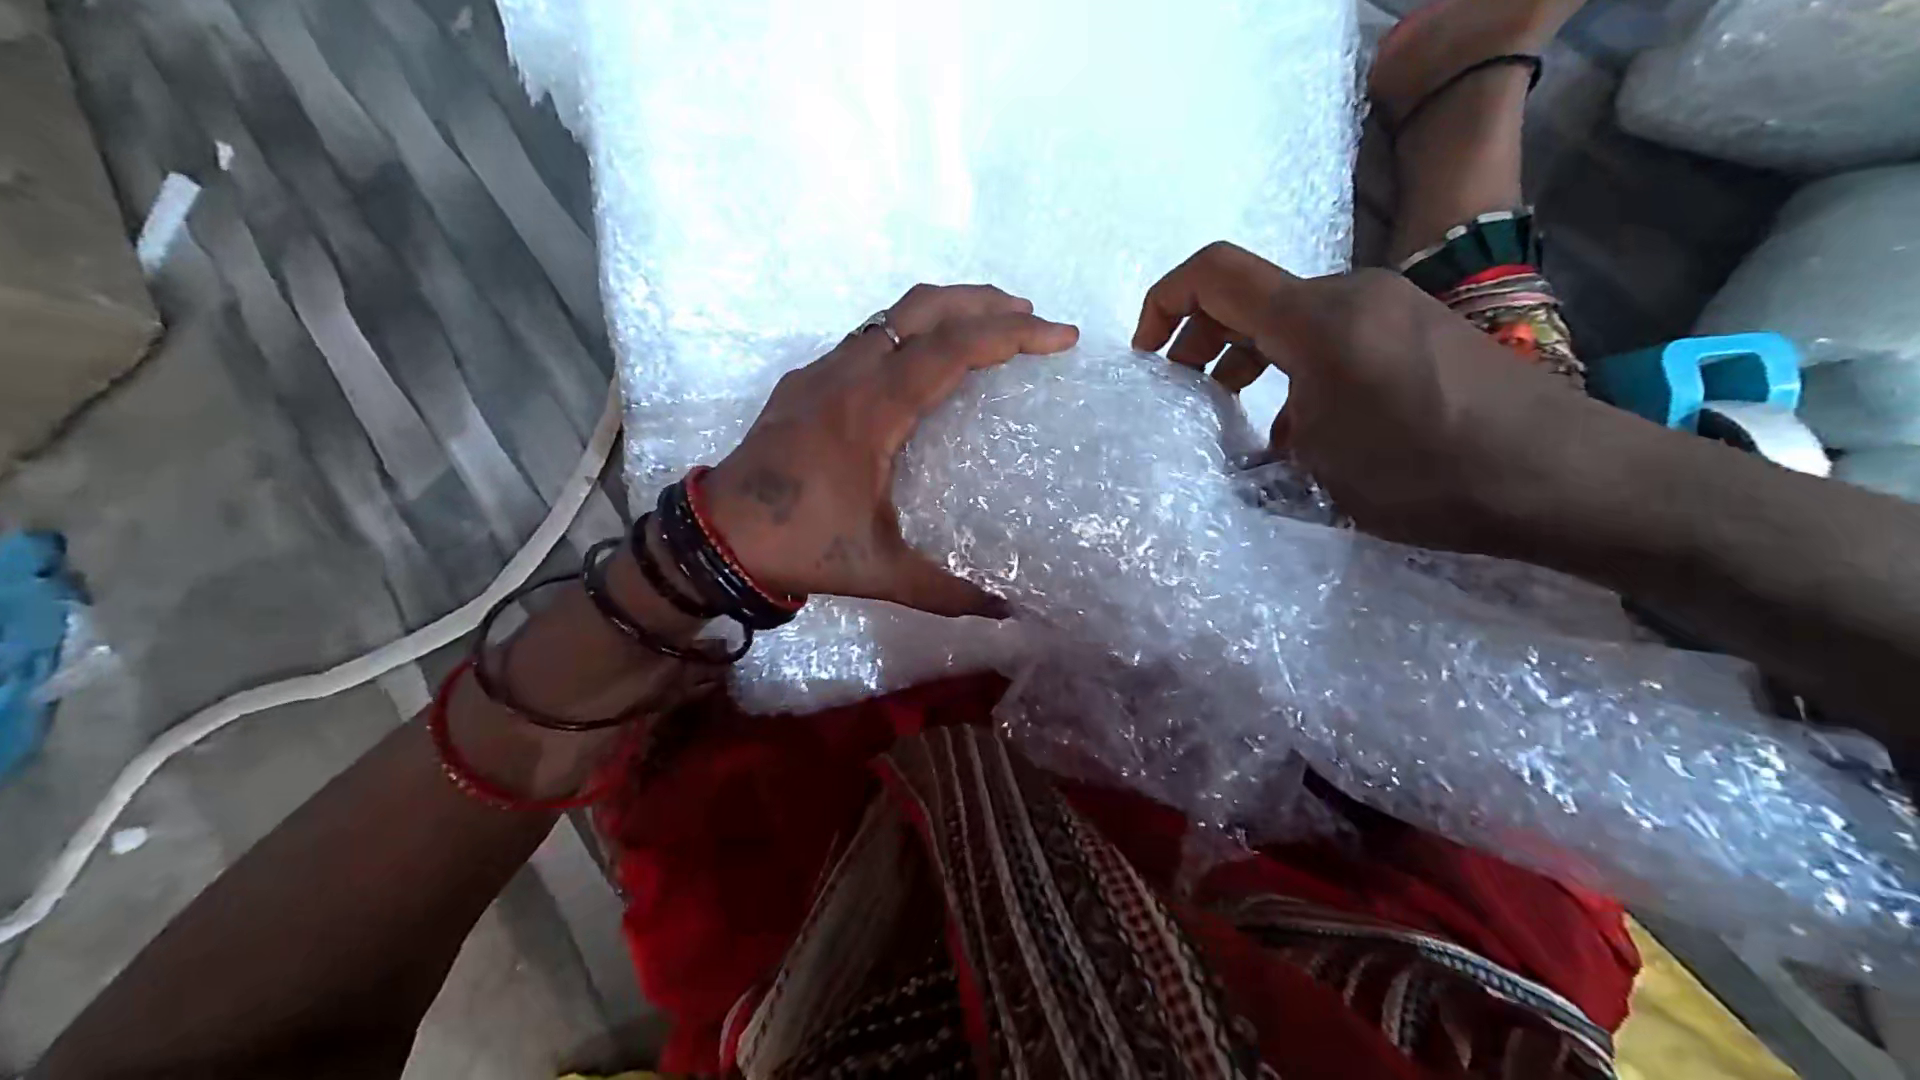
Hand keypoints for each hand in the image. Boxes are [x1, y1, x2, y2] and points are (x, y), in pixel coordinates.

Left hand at [704, 284, 1078, 616]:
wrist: (718, 538)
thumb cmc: (801, 547)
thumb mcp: (882, 574)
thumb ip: (948, 592)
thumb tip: (1007, 611)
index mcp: (871, 412)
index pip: (951, 350)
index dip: (1011, 336)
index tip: (1059, 336)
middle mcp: (847, 375)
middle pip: (924, 309)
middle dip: (984, 302)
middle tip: (1030, 316)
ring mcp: (821, 371)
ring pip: (891, 315)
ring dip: (946, 312)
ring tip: (988, 326)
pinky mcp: (805, 380)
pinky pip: (866, 336)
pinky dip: (909, 333)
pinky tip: (923, 363)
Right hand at [1133, 242, 1618, 552]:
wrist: (1563, 476)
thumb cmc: (1426, 473)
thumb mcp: (1318, 463)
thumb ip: (1264, 430)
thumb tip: (1252, 433)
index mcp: (1318, 319)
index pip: (1214, 273)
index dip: (1163, 301)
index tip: (1145, 353)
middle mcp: (1351, 295)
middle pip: (1249, 293)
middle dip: (1200, 336)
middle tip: (1181, 390)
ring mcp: (1388, 307)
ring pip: (1289, 316)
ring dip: (1246, 354)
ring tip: (1228, 411)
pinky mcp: (1414, 329)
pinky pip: (1330, 334)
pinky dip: (1293, 367)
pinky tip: (1294, 425)